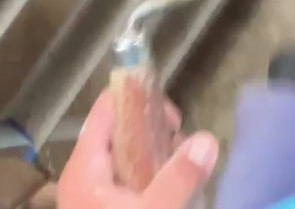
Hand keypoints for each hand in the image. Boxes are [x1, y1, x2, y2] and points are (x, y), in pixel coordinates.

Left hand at [57, 90, 219, 208]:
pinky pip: (132, 180)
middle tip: (182, 149)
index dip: (140, 99)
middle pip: (122, 128)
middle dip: (157, 133)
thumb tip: (208, 139)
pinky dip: (153, 179)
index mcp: (86, 166)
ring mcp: (94, 195)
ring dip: (159, 157)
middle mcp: (86, 174)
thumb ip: (179, 179)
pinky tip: (172, 195)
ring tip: (181, 176)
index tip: (172, 118)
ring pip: (130, 155)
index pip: (107, 107)